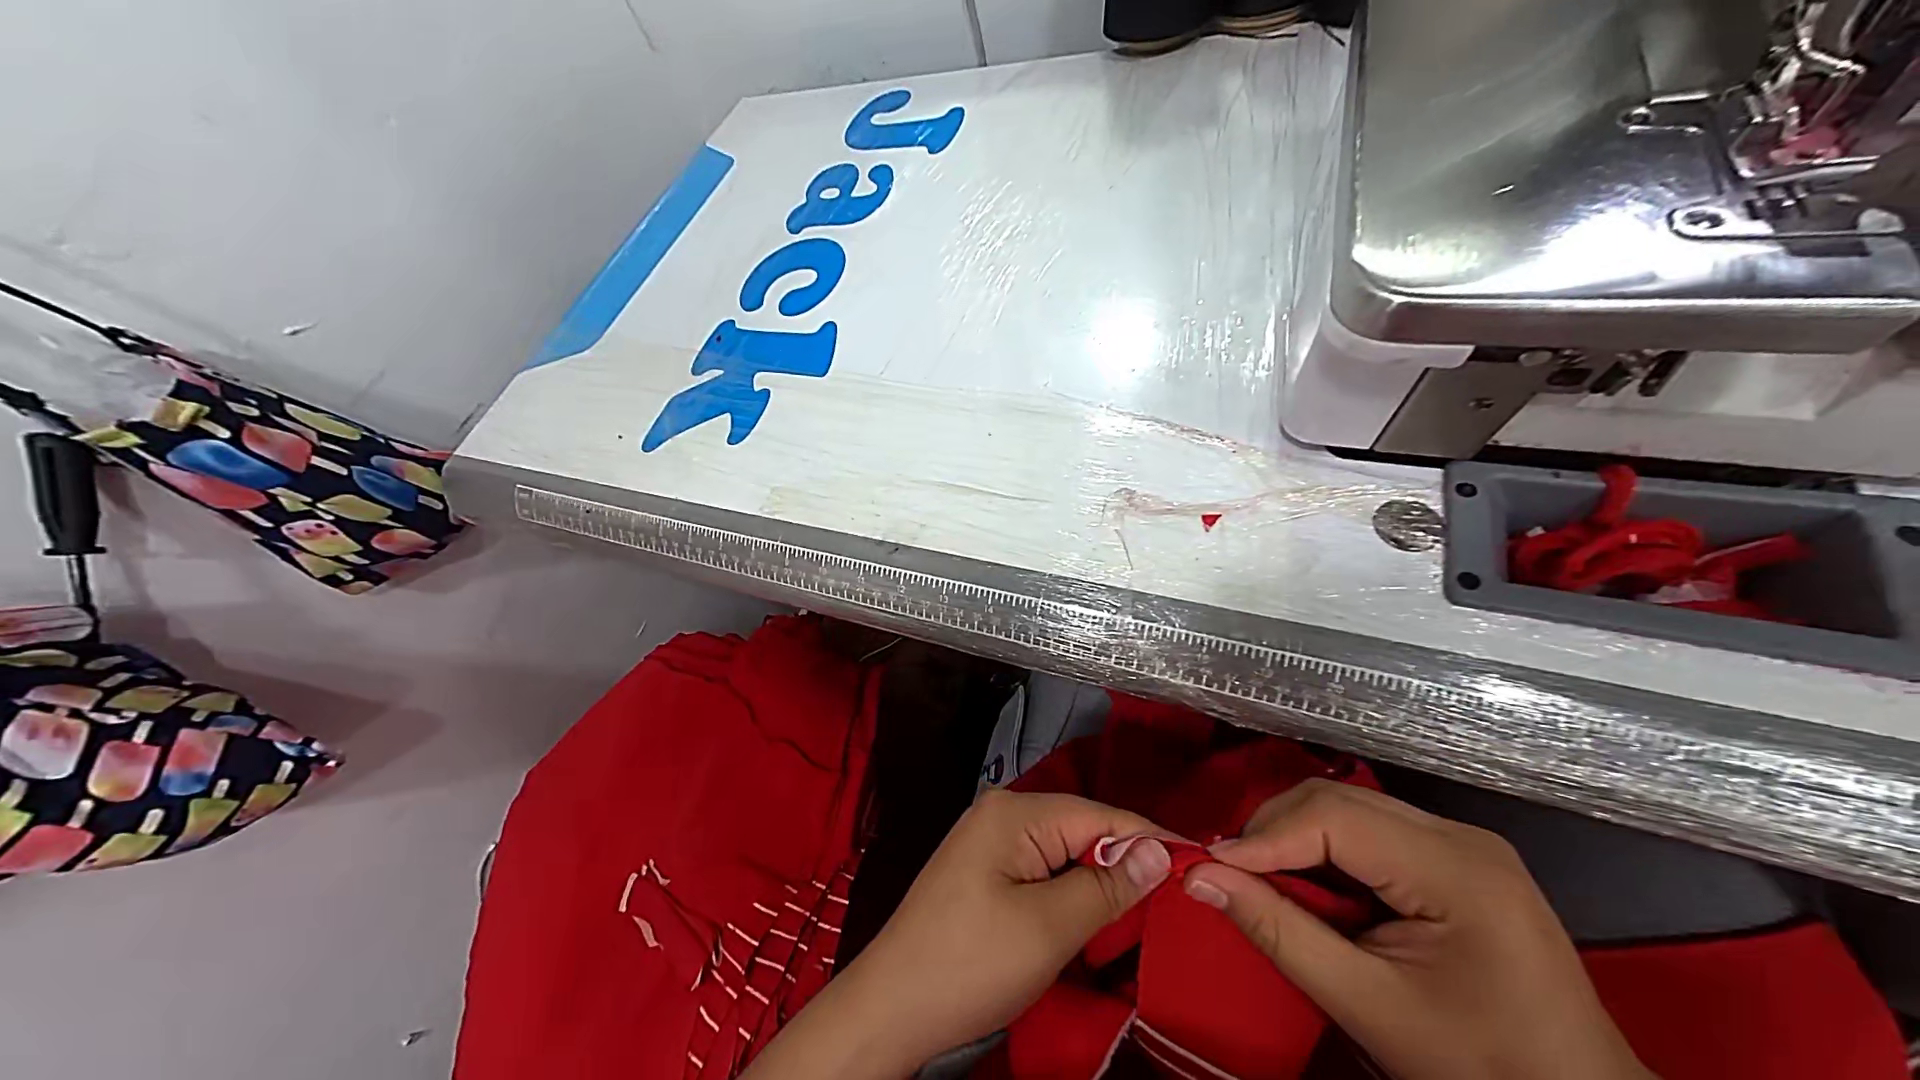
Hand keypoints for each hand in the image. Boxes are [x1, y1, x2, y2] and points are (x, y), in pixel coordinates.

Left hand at [741, 789, 1173, 1079]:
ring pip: (1064, 850)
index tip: (1201, 861)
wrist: (891, 1007)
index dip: (1150, 839)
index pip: (1099, 815)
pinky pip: (1042, 868)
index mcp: (1013, 812)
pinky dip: (1072, 888)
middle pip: (1081, 828)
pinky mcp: (985, 871)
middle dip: (1126, 858)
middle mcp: (1000, 813)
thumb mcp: (1049, 927)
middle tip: (1178, 890)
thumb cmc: (971, 963)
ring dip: (1100, 876)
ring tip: (1148, 900)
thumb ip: (1108, 886)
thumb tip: (1159, 852)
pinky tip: (1096, 906)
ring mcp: (989, 841)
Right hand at [1184, 780, 1653, 1079]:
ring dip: (1295, 838)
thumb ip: (1280, 934)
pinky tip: (1311, 887)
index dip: (1263, 837)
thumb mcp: (1369, 1006)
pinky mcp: (1456, 859)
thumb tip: (1199, 877)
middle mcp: (1461, 836)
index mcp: (1456, 868)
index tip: (1206, 867)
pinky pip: (1369, 832)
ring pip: (1348, 809)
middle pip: (1337, 801)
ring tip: (1261, 881)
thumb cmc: (1479, 1066)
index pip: (1332, 817)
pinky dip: (1325, 851)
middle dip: (1273, 833)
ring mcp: (1463, 843)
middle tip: (1229, 874)